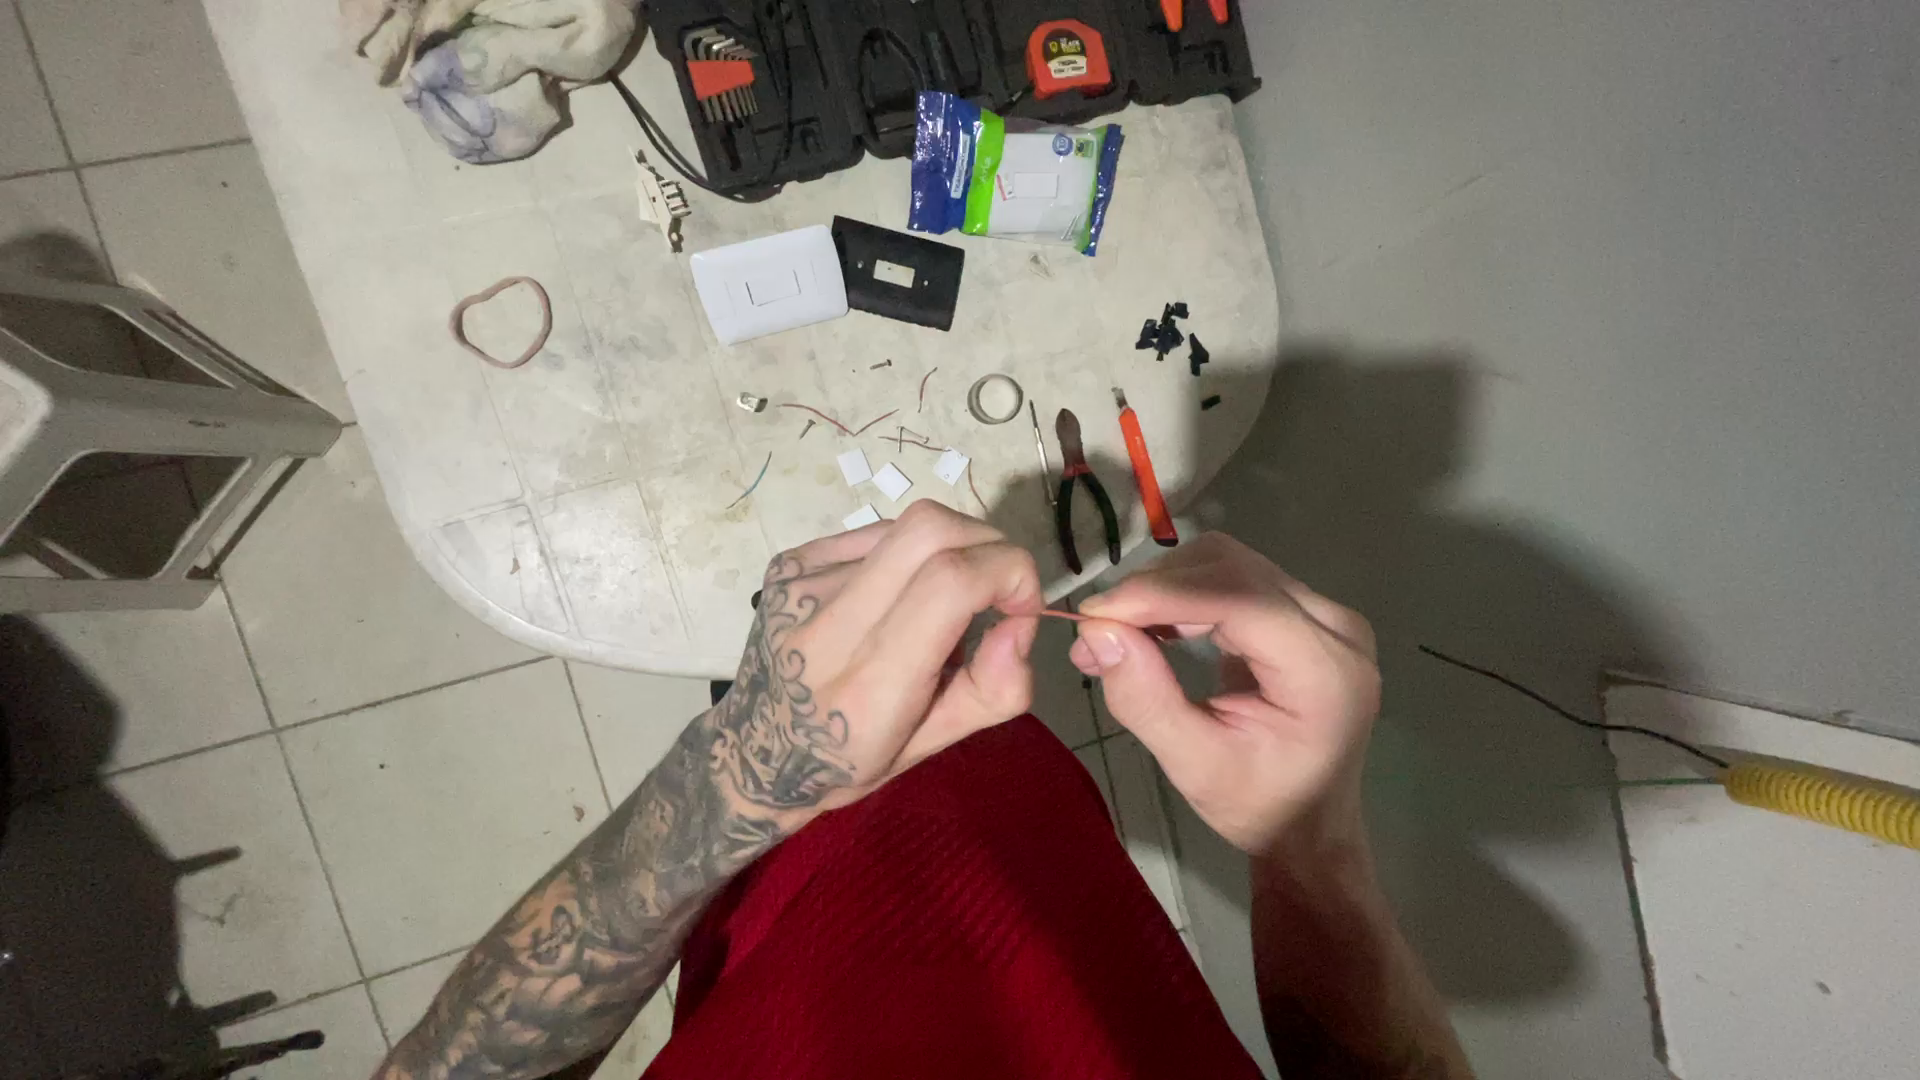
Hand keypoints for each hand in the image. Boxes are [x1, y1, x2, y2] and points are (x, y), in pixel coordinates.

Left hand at [714, 500, 1043, 822]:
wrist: (753, 750)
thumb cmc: (848, 760)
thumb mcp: (930, 748)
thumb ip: (992, 691)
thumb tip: (1023, 623)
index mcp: (868, 687)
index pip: (950, 583)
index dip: (1008, 572)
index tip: (1023, 605)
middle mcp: (827, 624)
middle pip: (930, 530)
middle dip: (989, 544)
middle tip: (999, 587)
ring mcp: (800, 585)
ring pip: (905, 526)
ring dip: (950, 549)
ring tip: (939, 600)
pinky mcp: (788, 563)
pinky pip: (875, 533)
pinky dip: (909, 552)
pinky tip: (897, 592)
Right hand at [1069, 533, 1379, 857]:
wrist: (1309, 822)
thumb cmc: (1259, 805)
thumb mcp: (1194, 767)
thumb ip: (1146, 699)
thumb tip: (1097, 631)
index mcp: (1326, 671)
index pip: (1242, 600)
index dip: (1164, 595)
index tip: (1095, 614)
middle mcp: (1333, 626)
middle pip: (1232, 569)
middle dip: (1155, 589)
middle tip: (1096, 630)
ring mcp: (1319, 613)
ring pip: (1226, 562)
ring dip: (1162, 587)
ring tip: (1116, 630)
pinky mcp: (1298, 610)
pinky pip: (1230, 577)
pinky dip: (1179, 592)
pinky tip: (1150, 624)